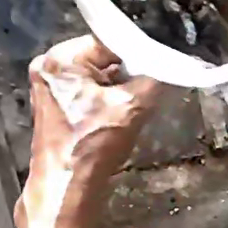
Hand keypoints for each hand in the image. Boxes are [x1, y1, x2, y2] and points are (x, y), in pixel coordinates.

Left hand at [23, 36, 160, 227]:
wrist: (68, 187)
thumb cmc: (92, 145)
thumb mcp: (133, 106)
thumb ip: (156, 78)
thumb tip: (177, 62)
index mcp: (60, 59)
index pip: (110, 40)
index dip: (140, 51)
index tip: (164, 60)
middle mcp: (50, 67)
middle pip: (104, 57)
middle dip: (130, 71)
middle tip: (154, 83)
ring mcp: (52, 87)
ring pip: (100, 75)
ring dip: (122, 87)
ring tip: (139, 101)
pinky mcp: (59, 106)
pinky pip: (92, 91)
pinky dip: (110, 98)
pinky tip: (125, 112)